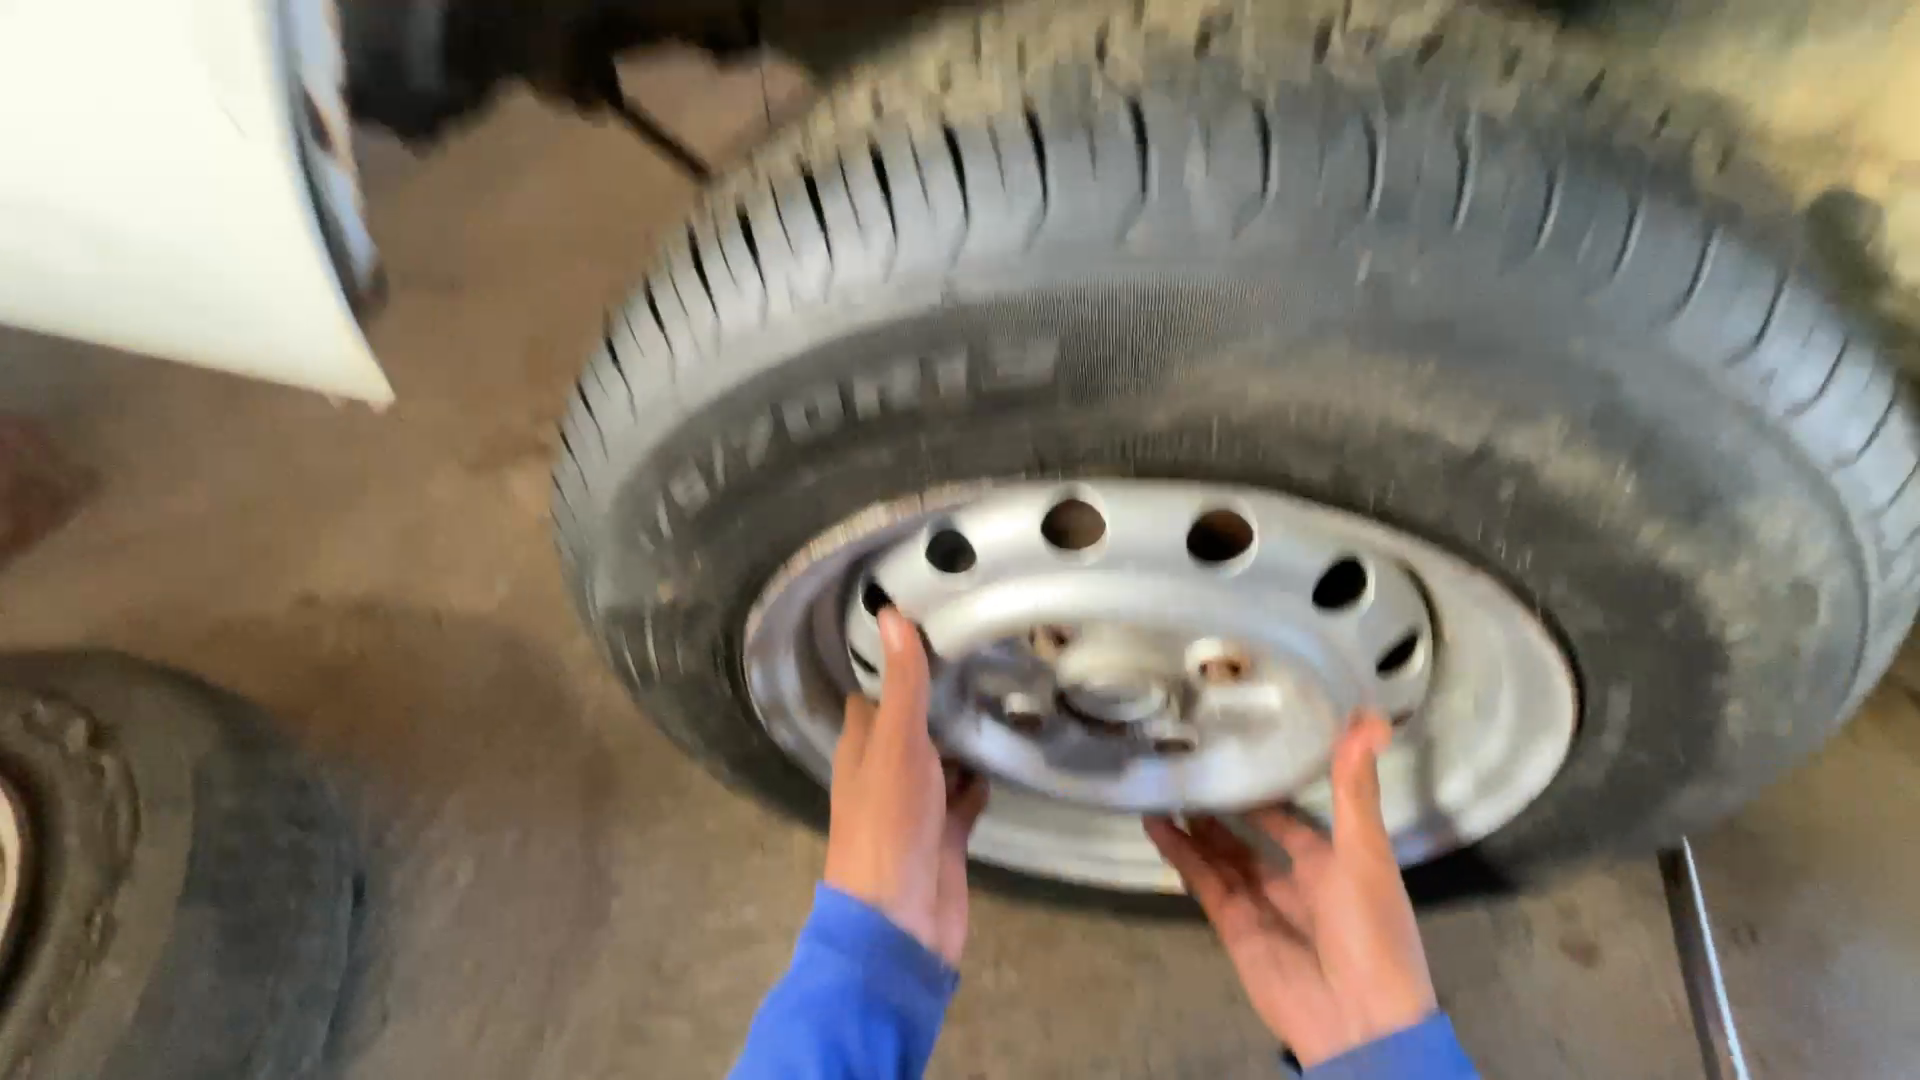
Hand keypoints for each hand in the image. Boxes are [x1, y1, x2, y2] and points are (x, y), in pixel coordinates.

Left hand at [824, 608, 989, 966]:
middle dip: (942, 699)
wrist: (902, 921)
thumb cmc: (890, 822)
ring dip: (966, 738)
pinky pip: (966, 796)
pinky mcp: (946, 832)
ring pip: (943, 759)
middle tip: (985, 657)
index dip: (895, 664)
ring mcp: (917, 804)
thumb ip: (902, 683)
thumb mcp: (897, 743)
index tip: (931, 627)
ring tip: (1004, 695)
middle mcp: (886, 770)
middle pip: (914, 724)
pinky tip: (1006, 755)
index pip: (875, 693)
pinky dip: (981, 779)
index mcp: (863, 746)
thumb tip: (889, 613)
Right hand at [1145, 713, 1435, 1066]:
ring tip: (1164, 787)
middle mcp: (1293, 880)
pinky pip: (1201, 880)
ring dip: (1193, 825)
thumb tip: (1370, 718)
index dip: (1267, 790)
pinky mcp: (1232, 923)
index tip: (1238, 752)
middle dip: (1222, 807)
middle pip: (1247, 837)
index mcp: (1332, 863)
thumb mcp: (1366, 852)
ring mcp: (1259, 902)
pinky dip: (1178, 853)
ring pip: (1218, 854)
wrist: (1359, 1021)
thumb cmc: (1372, 930)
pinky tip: (1155, 824)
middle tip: (1189, 766)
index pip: (1290, 819)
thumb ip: (1354, 788)